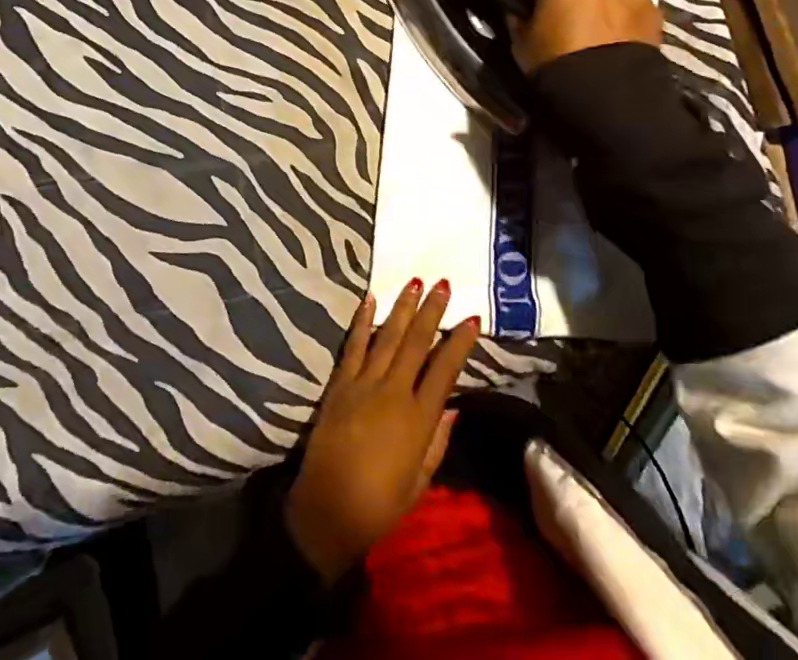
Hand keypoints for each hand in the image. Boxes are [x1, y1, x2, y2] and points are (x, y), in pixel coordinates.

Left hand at [285, 279, 480, 582]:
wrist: (325, 514)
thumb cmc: (380, 506)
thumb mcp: (421, 481)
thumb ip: (438, 441)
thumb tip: (452, 408)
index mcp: (419, 419)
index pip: (445, 369)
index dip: (460, 342)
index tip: (472, 318)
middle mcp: (393, 394)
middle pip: (416, 343)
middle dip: (431, 311)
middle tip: (443, 284)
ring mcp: (363, 387)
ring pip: (387, 338)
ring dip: (402, 308)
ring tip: (414, 282)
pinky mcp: (338, 388)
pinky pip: (353, 348)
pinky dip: (362, 323)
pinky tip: (370, 301)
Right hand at [512, 0, 662, 72]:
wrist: (605, 92)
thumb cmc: (555, 63)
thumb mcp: (523, 46)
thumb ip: (520, 21)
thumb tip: (517, 12)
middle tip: (575, 20)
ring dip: (608, 4)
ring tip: (602, 34)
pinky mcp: (654, 12)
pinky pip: (636, 9)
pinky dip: (629, 20)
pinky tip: (623, 42)